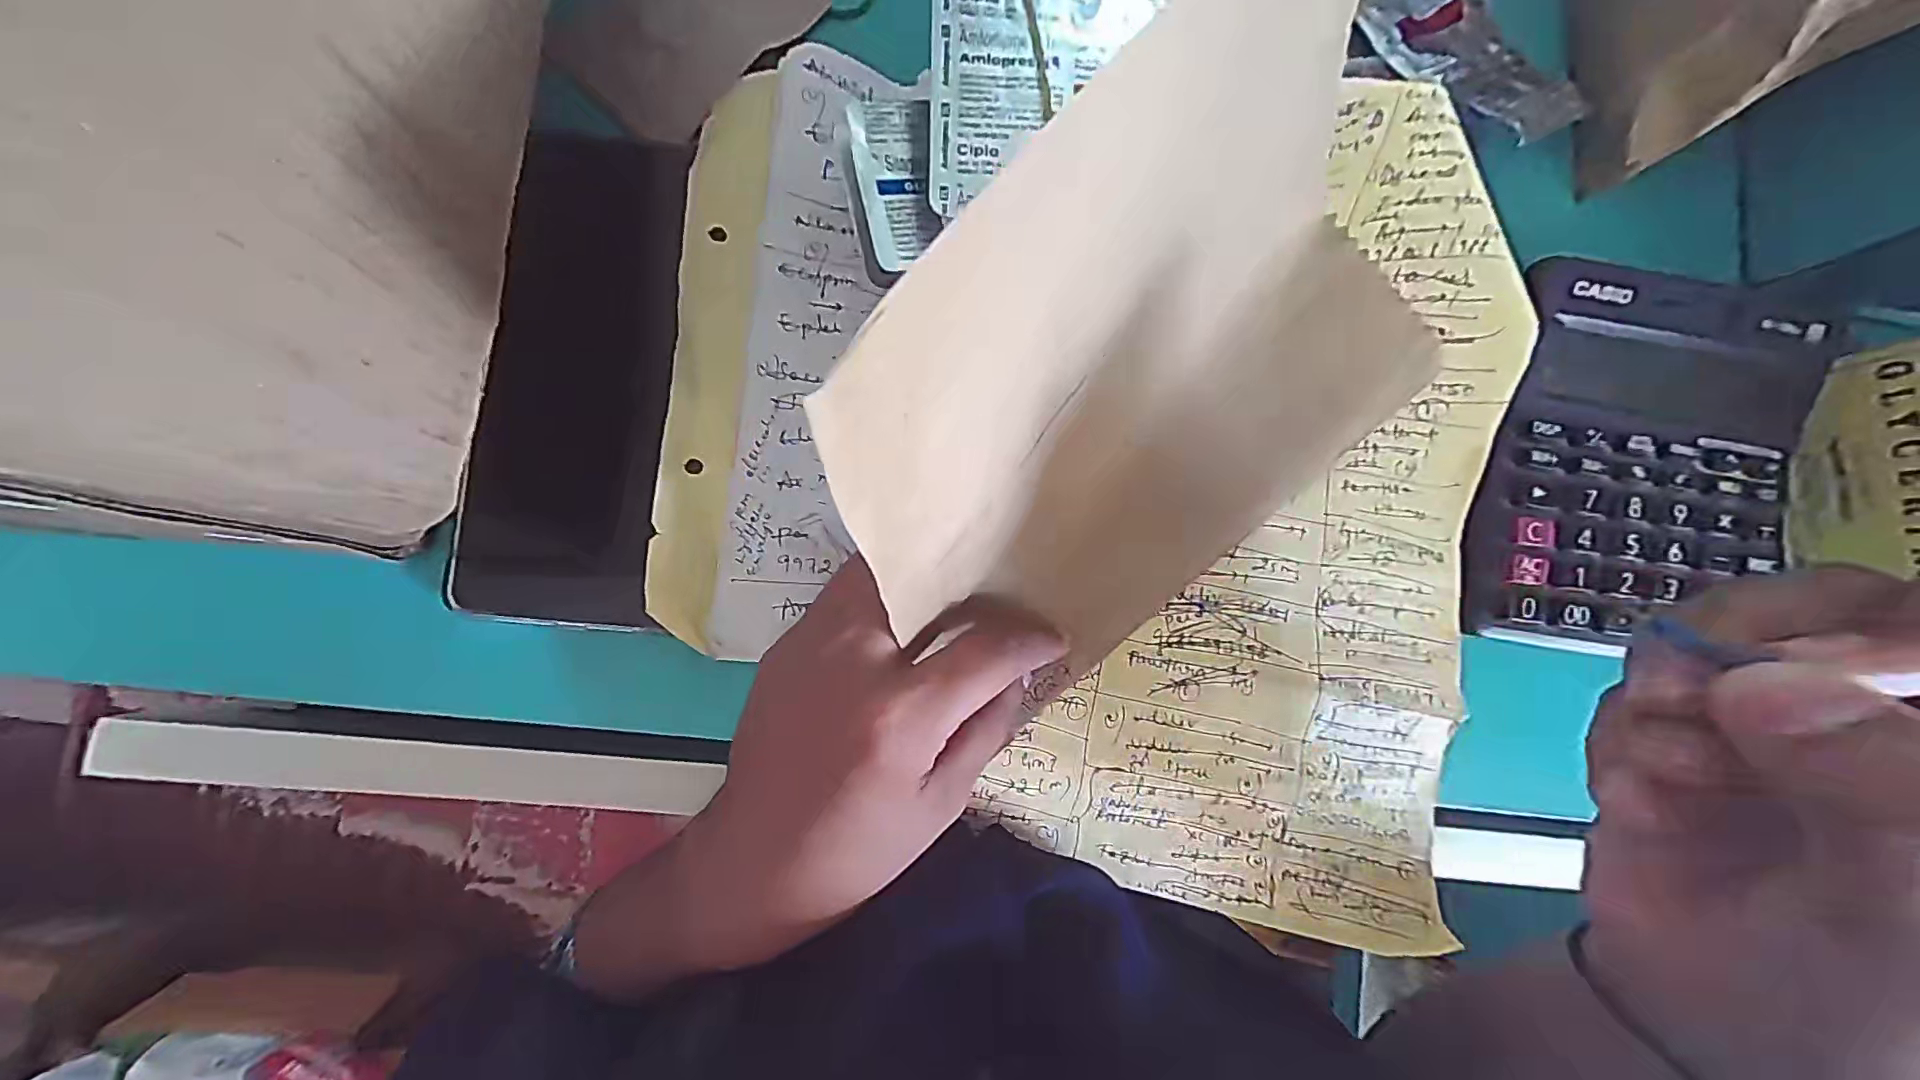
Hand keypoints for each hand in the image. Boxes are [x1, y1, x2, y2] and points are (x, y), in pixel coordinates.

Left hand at [573, 556, 1064, 997]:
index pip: (984, 649)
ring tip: (945, 601)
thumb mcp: (941, 803)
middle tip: (995, 595)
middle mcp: (852, 661)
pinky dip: (878, 600)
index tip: (1050, 636)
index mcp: (900, 715)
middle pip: (918, 581)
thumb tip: (1018, 674)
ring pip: (872, 575)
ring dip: (914, 581)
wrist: (752, 864)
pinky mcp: (785, 646)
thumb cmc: (858, 852)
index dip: (1028, 638)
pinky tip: (894, 629)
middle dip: (965, 581)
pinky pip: (842, 600)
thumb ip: (986, 728)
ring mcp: (809, 645)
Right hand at [1584, 566, 1919, 1078]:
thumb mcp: (1902, 908)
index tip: (1800, 662)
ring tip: (1667, 777)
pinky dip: (1617, 742)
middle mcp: (1872, 718)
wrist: (1709, 1017)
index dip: (1871, 626)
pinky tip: (1642, 800)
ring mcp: (1767, 726)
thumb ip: (1873, 795)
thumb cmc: (1868, 990)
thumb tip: (1762, 685)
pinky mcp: (1672, 737)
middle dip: (1730, 647)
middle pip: (1811, 612)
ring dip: (1657, 707)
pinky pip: (1626, 698)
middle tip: (1682, 697)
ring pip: (1697, 646)